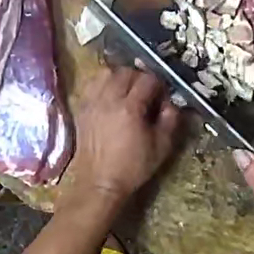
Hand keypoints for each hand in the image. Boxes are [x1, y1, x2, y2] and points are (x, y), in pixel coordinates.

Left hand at [58, 68, 180, 218]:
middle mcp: (108, 99)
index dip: (159, 84)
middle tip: (147, 91)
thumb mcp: (161, 147)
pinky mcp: (81, 108)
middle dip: (140, 76)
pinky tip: (110, 96)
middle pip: (126, 72)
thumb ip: (170, 120)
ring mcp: (92, 102)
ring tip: (127, 91)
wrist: (98, 182)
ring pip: (106, 73)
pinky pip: (92, 84)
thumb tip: (172, 102)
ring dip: (119, 76)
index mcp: (130, 108)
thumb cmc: (132, 167)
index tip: (163, 95)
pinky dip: (103, 84)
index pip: (147, 80)